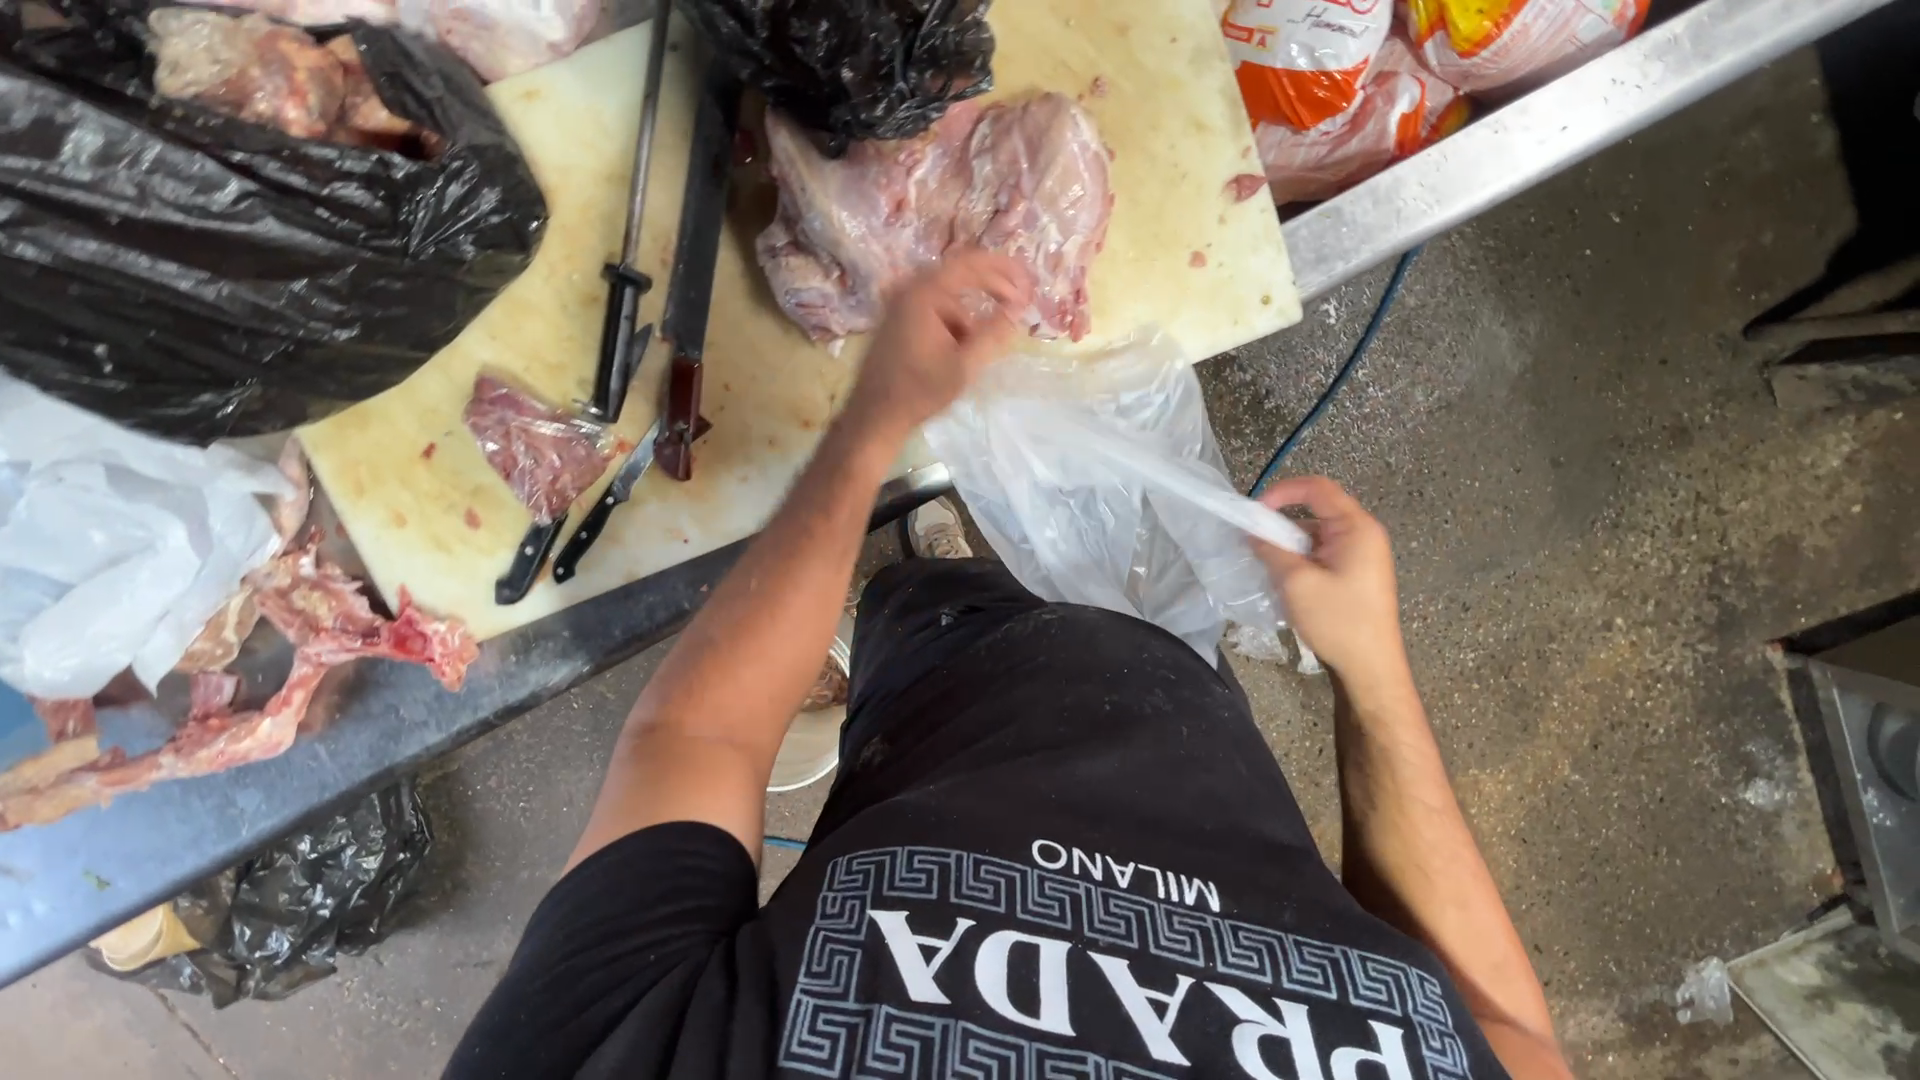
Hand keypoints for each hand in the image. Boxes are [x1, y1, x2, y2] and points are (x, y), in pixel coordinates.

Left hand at [846, 249, 1032, 434]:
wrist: (875, 414)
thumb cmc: (919, 391)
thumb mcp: (964, 365)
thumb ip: (994, 333)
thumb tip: (1019, 307)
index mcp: (924, 293)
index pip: (972, 262)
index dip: (1005, 270)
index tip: (1027, 285)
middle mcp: (909, 289)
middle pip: (961, 275)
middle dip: (993, 289)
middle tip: (1019, 304)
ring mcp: (900, 303)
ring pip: (948, 298)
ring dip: (971, 315)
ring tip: (983, 345)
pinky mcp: (897, 319)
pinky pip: (934, 309)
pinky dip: (953, 323)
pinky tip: (959, 349)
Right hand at [1252, 476, 1411, 691]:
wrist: (1370, 667)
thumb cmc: (1338, 621)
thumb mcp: (1296, 582)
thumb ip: (1271, 549)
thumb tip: (1252, 532)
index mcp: (1357, 528)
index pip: (1317, 488)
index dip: (1282, 492)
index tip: (1254, 512)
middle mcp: (1362, 535)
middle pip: (1314, 512)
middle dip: (1280, 525)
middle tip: (1254, 544)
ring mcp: (1360, 556)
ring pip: (1314, 536)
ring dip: (1288, 547)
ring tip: (1266, 568)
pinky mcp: (1354, 575)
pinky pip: (1320, 555)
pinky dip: (1299, 561)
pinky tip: (1284, 582)